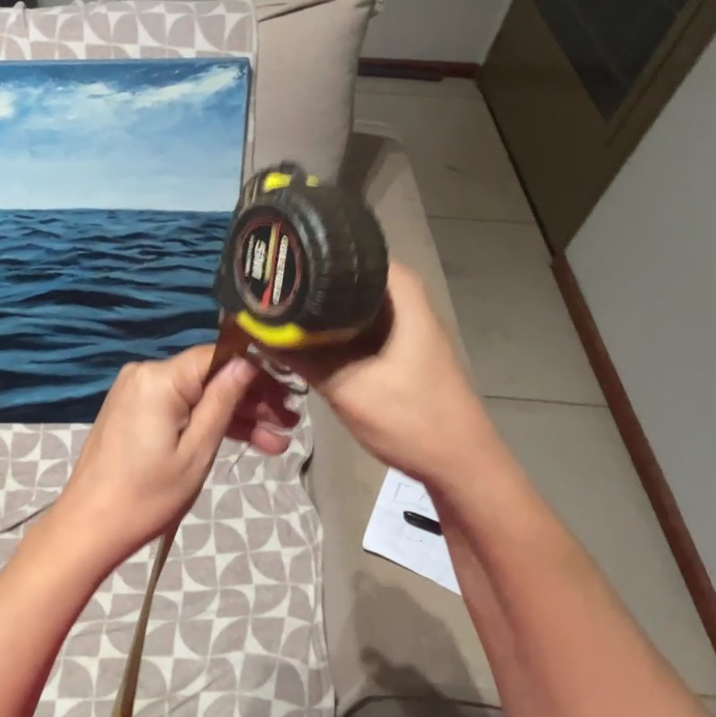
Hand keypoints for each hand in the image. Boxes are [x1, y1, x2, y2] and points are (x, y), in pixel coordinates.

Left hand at [42, 346, 276, 571]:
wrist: (91, 525)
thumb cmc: (147, 495)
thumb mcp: (196, 452)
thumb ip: (222, 402)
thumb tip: (247, 362)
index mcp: (159, 379)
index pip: (218, 355)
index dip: (255, 370)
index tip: (288, 389)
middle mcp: (145, 374)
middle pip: (209, 375)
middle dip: (251, 399)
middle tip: (291, 424)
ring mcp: (137, 392)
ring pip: (198, 394)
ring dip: (235, 415)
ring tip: (278, 441)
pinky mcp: (134, 411)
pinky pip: (180, 407)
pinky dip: (207, 423)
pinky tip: (246, 441)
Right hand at [280, 261, 497, 483]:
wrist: (459, 466)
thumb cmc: (412, 419)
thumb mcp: (349, 386)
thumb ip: (302, 357)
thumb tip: (256, 330)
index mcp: (402, 295)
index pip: (353, 250)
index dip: (314, 252)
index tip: (277, 259)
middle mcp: (403, 301)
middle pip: (346, 277)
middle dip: (307, 284)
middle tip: (263, 286)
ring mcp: (401, 327)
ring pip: (348, 306)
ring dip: (316, 312)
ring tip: (272, 308)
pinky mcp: (395, 350)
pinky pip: (354, 329)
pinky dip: (329, 332)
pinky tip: (299, 339)